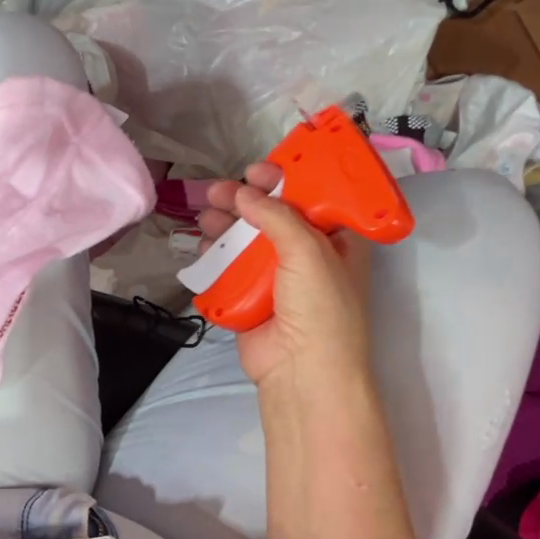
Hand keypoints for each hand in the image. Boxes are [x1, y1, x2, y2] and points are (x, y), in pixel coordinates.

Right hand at [198, 163, 373, 392]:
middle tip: (216, 191)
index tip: (257, 169)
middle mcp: (307, 256)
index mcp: (337, 240)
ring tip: (204, 216)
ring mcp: (276, 279)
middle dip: (244, 202)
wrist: (300, 369)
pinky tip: (202, 246)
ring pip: (246, 242)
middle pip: (272, 217)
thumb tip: (242, 192)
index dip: (287, 179)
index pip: (312, 198)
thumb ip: (277, 217)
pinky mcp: (248, 299)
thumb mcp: (309, 252)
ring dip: (225, 227)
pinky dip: (214, 257)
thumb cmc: (321, 307)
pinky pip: (228, 271)